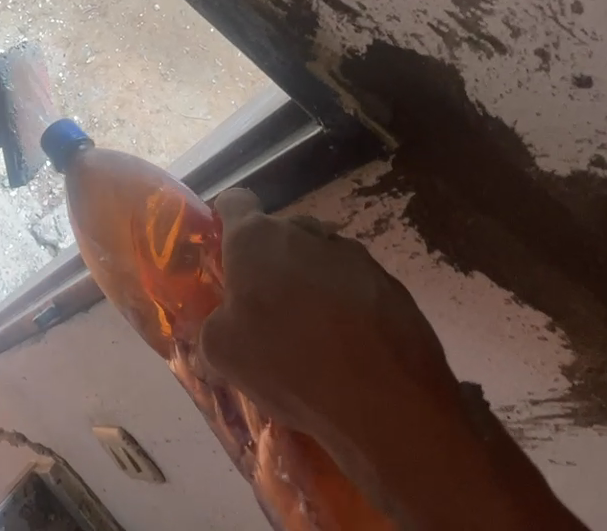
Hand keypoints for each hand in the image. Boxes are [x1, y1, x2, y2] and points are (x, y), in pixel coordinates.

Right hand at [200, 189, 463, 507]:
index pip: (235, 201)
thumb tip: (222, 323)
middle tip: (268, 305)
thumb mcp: (223, 354)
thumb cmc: (288, 367)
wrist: (386, 406)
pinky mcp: (391, 284)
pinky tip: (351, 347)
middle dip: (272, 260)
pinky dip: (349, 305)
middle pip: (281, 232)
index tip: (226, 248)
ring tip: (316, 332)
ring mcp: (353, 255)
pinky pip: (357, 284)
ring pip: (320, 257)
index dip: (228, 218)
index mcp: (255, 239)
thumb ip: (215, 323)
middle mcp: (304, 233)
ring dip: (312, 282)